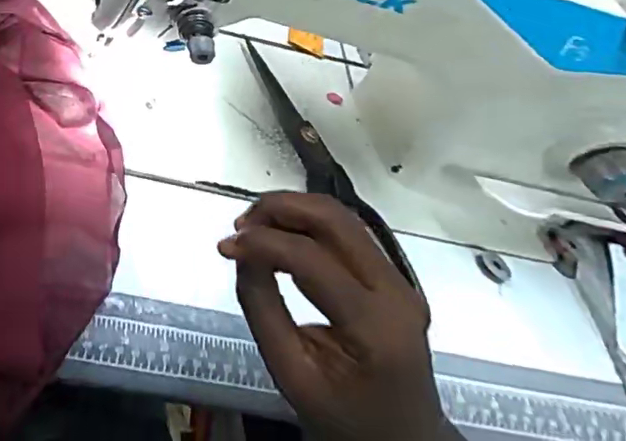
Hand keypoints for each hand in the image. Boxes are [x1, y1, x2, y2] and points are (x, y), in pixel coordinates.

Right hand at [219, 193, 453, 440]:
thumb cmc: (344, 417)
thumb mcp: (291, 373)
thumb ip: (262, 307)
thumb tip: (241, 251)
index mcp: (374, 327)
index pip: (311, 259)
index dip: (262, 243)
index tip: (225, 246)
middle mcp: (395, 292)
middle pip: (333, 220)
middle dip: (278, 208)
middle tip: (240, 225)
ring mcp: (400, 281)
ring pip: (340, 216)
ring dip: (292, 208)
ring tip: (255, 226)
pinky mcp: (393, 275)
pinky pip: (347, 230)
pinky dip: (307, 220)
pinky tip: (281, 233)